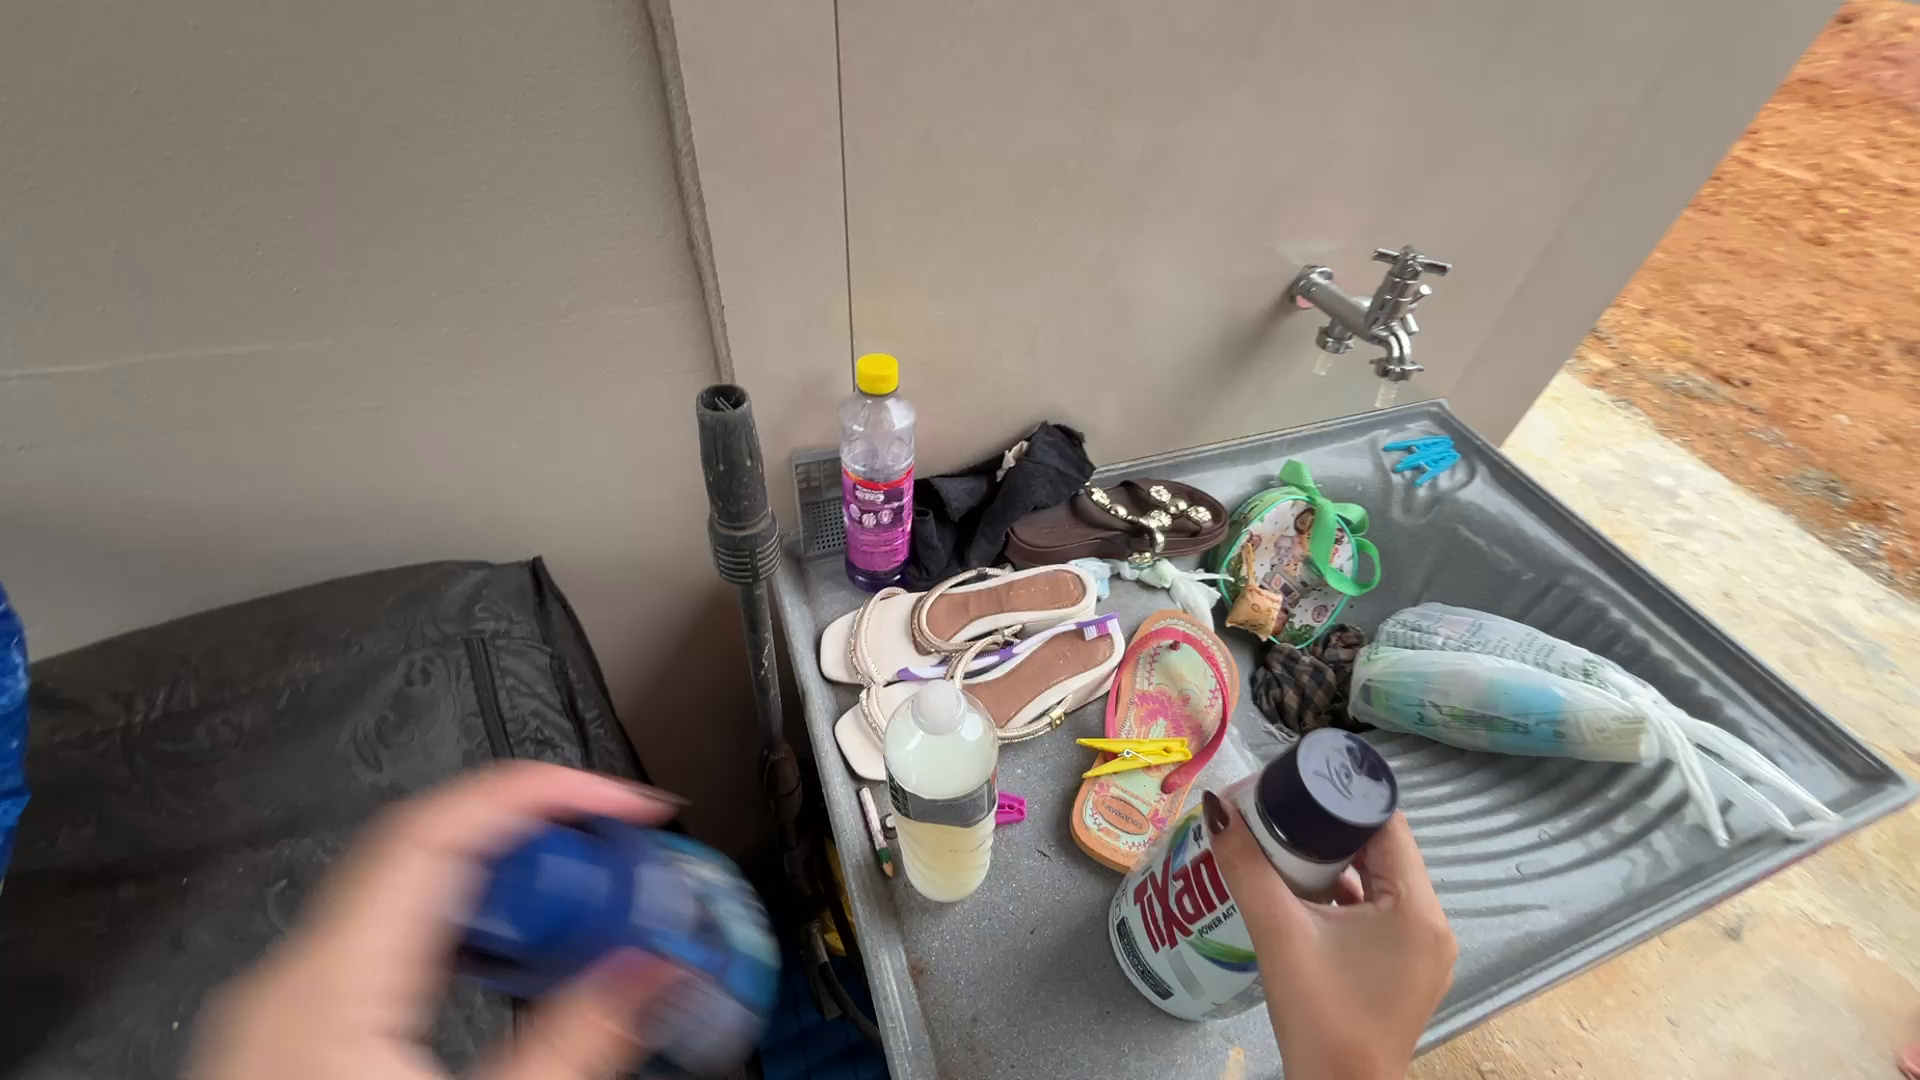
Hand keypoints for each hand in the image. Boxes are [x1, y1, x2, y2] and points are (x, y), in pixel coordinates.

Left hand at [189, 763, 686, 1079]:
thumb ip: (579, 1045)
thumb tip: (660, 972)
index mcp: (326, 989)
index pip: (445, 826)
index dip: (546, 793)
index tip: (620, 806)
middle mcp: (298, 976)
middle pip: (442, 839)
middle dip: (548, 831)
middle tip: (621, 858)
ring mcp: (294, 994)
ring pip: (422, 873)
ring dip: (518, 869)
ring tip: (586, 898)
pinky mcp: (305, 1016)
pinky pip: (404, 916)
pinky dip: (480, 907)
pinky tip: (516, 948)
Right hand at [1204, 793, 1455, 1079]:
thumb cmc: (1320, 1013)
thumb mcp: (1277, 930)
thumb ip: (1245, 864)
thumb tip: (1214, 805)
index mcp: (1417, 909)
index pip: (1387, 823)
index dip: (1343, 796)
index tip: (1296, 781)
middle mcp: (1429, 923)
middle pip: (1379, 848)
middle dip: (1327, 824)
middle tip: (1277, 806)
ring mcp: (1416, 948)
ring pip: (1374, 877)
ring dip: (1329, 856)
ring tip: (1277, 837)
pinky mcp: (1398, 965)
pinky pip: (1371, 906)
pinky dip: (1336, 888)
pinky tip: (1293, 884)